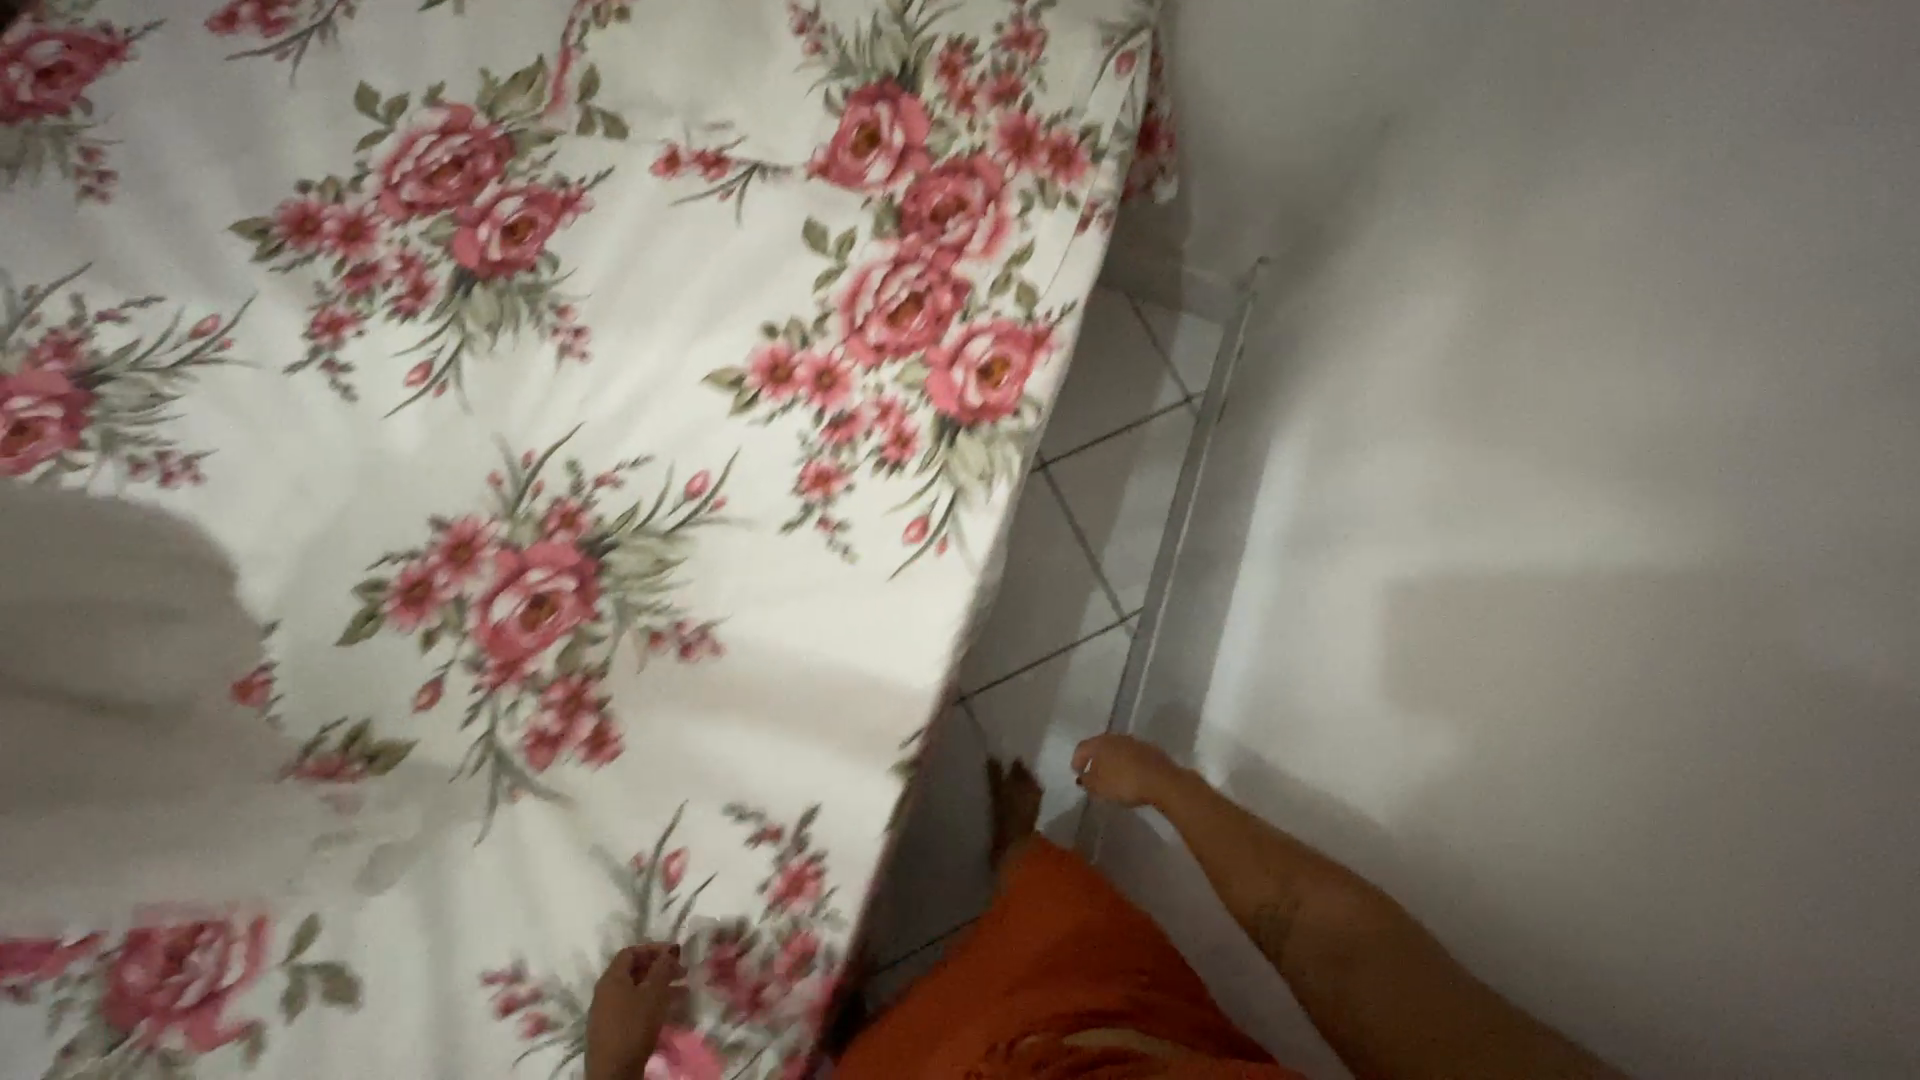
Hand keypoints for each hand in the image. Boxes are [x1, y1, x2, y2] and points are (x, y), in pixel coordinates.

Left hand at [585, 943, 680, 1079]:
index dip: (654, 948)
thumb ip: (663, 968)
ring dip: (658, 986)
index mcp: (611, 978)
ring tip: (682, 992)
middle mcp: (604, 992)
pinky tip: (666, 1011)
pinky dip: (650, 1002)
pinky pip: (631, 1006)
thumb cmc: (634, 1026)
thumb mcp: (654, 993)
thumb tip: (669, 950)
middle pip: (633, 971)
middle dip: (659, 968)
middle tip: (682, 972)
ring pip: (635, 990)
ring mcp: (605, 1012)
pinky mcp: (610, 1030)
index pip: (631, 952)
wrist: (613, 1073)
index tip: (675, 953)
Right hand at [1071, 734, 1186, 808]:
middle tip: (1093, 774)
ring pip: (1117, 750)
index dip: (1077, 760)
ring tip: (1112, 776)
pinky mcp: (1150, 750)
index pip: (1082, 748)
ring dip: (1112, 761)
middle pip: (1100, 746)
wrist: (1162, 780)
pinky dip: (1127, 763)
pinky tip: (1130, 776)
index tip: (1076, 772)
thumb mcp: (1099, 787)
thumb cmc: (1125, 783)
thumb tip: (1083, 777)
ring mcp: (1134, 742)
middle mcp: (1116, 738)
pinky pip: (1132, 755)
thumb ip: (1087, 782)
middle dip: (1095, 760)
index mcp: (1100, 744)